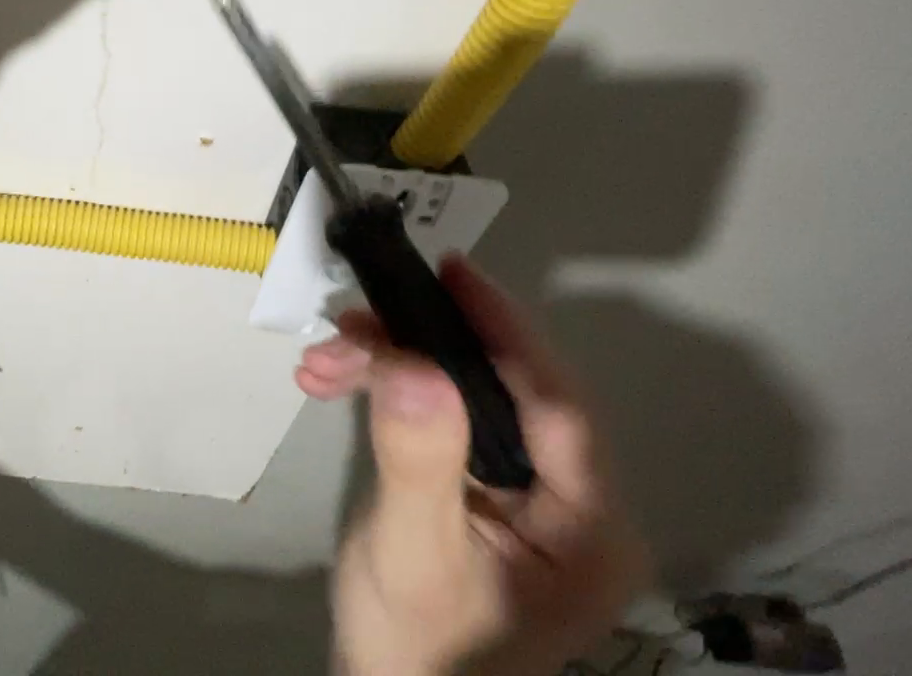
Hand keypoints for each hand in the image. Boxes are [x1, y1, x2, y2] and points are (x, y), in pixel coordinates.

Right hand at [298, 257, 649, 675]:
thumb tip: (412, 362)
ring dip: (390, 365)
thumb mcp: (412, 554)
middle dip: (421, 348)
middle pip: (505, 388)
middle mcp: (570, 498)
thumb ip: (418, 462)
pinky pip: (440, 413)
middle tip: (352, 321)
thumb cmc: (415, 646)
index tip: (451, 272)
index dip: (506, 329)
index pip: (556, 404)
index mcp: (588, 525)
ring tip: (322, 360)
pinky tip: (332, 381)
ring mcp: (526, 490)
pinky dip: (385, 391)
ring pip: (465, 392)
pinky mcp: (482, 483)